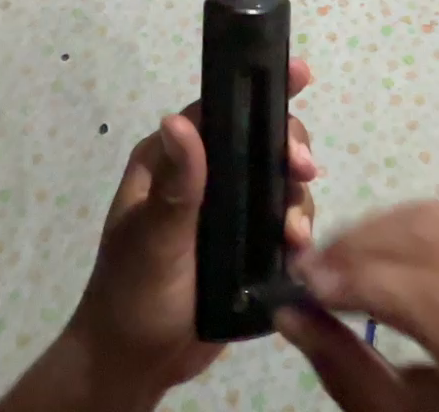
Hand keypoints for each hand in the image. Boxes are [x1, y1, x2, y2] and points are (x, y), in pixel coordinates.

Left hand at [0, 60, 317, 411]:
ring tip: (295, 231)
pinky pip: (282, 221)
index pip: (218, 110)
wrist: (136, 363)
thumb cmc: (133, 292)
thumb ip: (175, 184)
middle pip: (258, 141)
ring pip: (276, 180)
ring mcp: (227, 210)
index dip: (258, 89)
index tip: (299, 75)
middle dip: (287, 149)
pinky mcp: (246, 244)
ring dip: (295, 196)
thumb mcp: (153, 236)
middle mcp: (202, 176)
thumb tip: (178, 119)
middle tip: (304, 170)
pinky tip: (298, 249)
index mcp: (170, 159)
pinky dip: (296, 228)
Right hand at [275, 201, 438, 411]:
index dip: (353, 276)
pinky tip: (372, 260)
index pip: (417, 288)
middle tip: (311, 268)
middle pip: (426, 235)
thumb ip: (343, 365)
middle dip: (359, 243)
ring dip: (377, 232)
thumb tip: (289, 312)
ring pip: (436, 222)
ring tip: (335, 262)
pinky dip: (403, 236)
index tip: (301, 281)